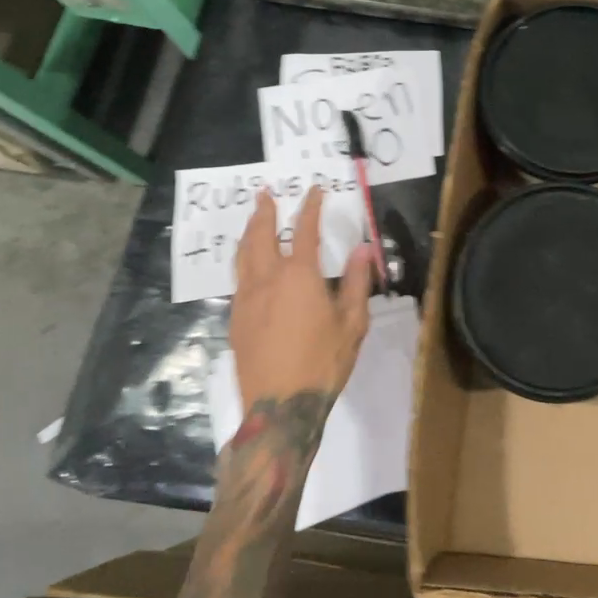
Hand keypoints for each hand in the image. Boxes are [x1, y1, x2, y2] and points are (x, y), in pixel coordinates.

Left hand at [230, 186, 374, 413]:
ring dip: (249, 233)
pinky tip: (248, 265)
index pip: (306, 231)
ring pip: (243, 256)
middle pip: (262, 237)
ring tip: (253, 219)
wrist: (279, 407)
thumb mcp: (352, 324)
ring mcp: (246, 300)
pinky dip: (243, 260)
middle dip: (265, 212)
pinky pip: (238, 279)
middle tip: (265, 194)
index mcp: (300, 277)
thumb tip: (362, 249)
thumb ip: (356, 283)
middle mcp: (267, 280)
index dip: (311, 207)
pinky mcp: (235, 320)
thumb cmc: (322, 363)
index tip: (314, 190)